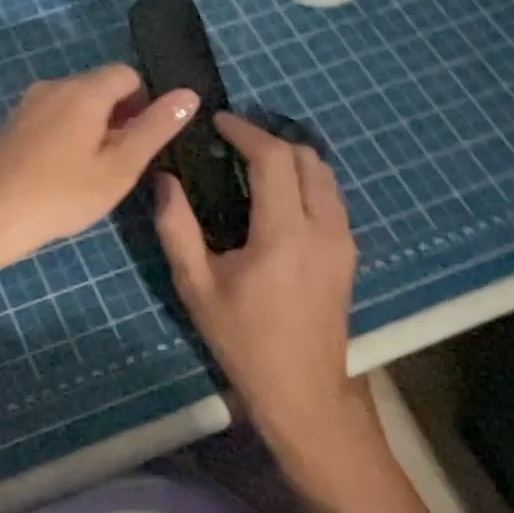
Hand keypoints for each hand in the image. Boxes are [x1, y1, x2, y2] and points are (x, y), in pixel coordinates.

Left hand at [0, 64, 198, 261]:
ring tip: (91, 172)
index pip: (127, 74)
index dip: (144, 102)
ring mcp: (27, 104)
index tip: (143, 140)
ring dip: (92, 128)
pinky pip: (51, 118)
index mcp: (83, 90)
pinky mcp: (11, 125)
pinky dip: (65, 135)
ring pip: (74, 104)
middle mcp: (52, 86)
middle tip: (119, 163)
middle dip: (118, 116)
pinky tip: (62, 173)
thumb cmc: (62, 195)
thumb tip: (188, 95)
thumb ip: (155, 127)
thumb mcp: (119, 166)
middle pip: (99, 87)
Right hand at [153, 112, 366, 448]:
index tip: (217, 123)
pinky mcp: (348, 253)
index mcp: (284, 234)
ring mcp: (343, 240)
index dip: (245, 132)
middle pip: (307, 157)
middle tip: (230, 141)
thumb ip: (177, 227)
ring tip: (250, 162)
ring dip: (290, 158)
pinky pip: (330, 197)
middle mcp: (324, 228)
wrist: (303, 389)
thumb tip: (165, 181)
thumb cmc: (243, 339)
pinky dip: (304, 180)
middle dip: (269, 139)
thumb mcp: (196, 285)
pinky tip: (274, 195)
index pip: (274, 159)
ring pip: (325, 175)